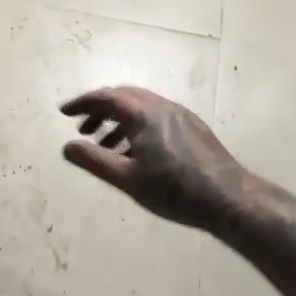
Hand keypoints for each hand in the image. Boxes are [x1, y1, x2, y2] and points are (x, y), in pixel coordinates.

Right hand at [60, 85, 241, 229]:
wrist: (231, 199)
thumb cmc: (175, 191)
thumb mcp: (128, 180)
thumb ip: (94, 161)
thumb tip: (66, 147)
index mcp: (144, 114)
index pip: (106, 97)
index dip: (82, 103)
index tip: (64, 112)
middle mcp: (161, 106)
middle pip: (123, 96)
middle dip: (99, 108)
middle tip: (82, 127)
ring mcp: (180, 114)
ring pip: (141, 106)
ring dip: (118, 118)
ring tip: (104, 143)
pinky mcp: (192, 126)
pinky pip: (156, 115)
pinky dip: (136, 124)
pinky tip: (135, 151)